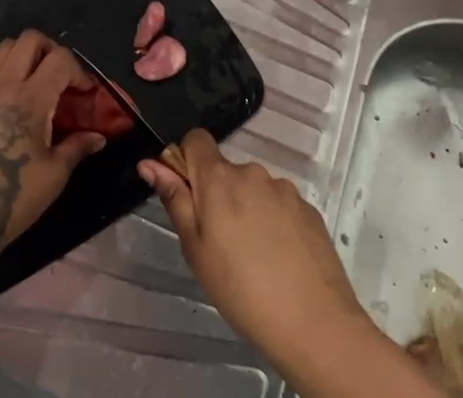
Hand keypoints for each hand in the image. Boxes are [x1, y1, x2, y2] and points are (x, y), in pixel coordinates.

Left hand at [0, 31, 107, 258]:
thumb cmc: (18, 196)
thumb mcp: (57, 172)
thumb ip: (78, 146)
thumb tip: (99, 136)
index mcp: (31, 100)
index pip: (60, 60)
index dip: (79, 70)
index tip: (86, 91)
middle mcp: (4, 85)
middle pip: (30, 40)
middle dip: (52, 51)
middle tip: (62, 76)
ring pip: (4, 46)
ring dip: (24, 53)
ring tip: (35, 76)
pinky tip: (2, 74)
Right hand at [139, 130, 366, 352]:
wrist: (314, 323)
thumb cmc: (239, 287)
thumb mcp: (194, 247)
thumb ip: (174, 199)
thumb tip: (149, 163)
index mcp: (219, 178)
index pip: (196, 139)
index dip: (187, 160)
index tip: (189, 195)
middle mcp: (253, 173)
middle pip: (226, 170)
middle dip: (218, 194)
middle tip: (220, 241)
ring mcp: (286, 191)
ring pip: (254, 189)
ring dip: (247, 208)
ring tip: (254, 255)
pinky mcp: (310, 211)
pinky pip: (280, 206)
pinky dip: (274, 222)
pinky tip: (279, 259)